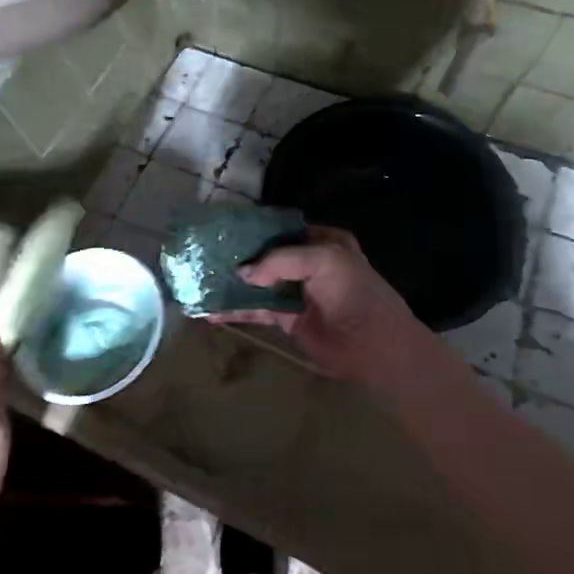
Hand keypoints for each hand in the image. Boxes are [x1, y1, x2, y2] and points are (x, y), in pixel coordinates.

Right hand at [212, 227, 444, 385]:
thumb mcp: (322, 260)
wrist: (374, 346)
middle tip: (204, 254)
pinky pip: (256, 310)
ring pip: (257, 283)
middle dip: (238, 256)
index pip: (281, 227)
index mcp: (322, 240)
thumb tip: (242, 272)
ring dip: (231, 284)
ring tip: (199, 281)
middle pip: (265, 255)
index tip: (223, 229)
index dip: (254, 228)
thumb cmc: (353, 293)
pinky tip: (210, 312)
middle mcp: (307, 262)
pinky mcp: (288, 319)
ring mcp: (296, 291)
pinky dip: (234, 310)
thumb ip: (279, 260)